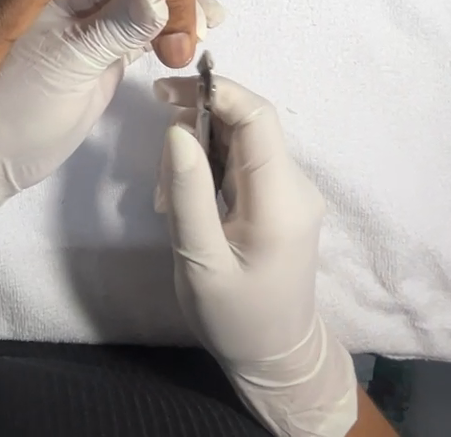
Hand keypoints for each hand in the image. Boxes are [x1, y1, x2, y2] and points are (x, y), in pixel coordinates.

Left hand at [0, 0, 228, 222]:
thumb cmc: (21, 105)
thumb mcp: (68, 62)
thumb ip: (113, 28)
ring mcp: (87, 23)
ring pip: (138, 6)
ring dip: (177, 7)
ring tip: (221, 5)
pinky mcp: (97, 50)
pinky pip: (136, 33)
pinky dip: (164, 32)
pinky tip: (196, 28)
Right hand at [156, 75, 357, 436]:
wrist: (277, 359)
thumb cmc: (236, 317)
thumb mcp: (200, 262)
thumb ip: (189, 193)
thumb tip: (177, 128)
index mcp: (280, 199)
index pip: (257, 117)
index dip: (214, 90)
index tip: (164, 92)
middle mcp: (293, 185)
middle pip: (244, 121)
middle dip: (194, 122)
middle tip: (157, 165)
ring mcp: (288, 190)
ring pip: (236, 137)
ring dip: (195, 148)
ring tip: (167, 196)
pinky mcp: (276, 196)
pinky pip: (237, 158)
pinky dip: (205, 164)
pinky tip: (184, 198)